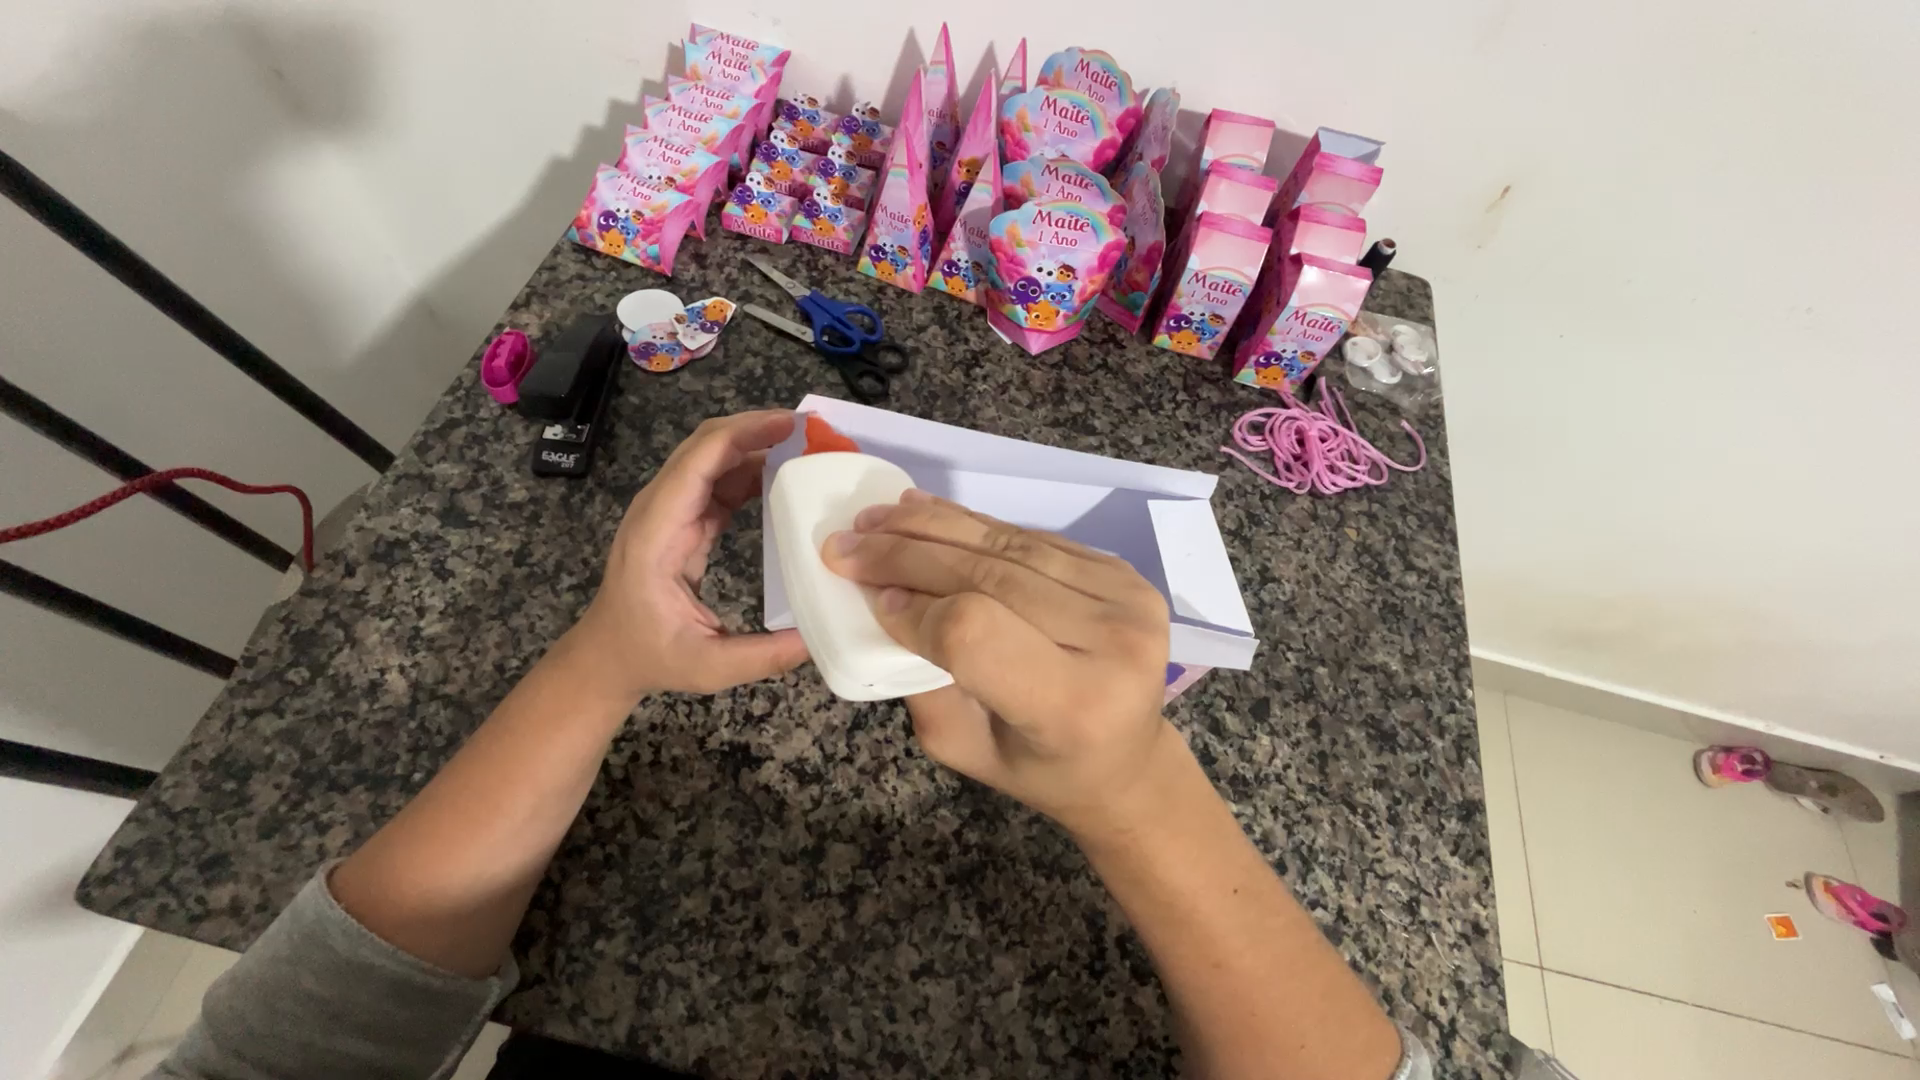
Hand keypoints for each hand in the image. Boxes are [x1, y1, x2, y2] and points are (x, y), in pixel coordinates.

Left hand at [572, 410, 808, 699]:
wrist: (609, 656)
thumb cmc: (650, 657)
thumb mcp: (707, 667)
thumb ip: (762, 655)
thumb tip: (817, 638)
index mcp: (658, 532)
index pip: (698, 461)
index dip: (744, 434)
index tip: (790, 426)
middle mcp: (660, 509)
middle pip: (705, 445)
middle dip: (755, 427)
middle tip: (809, 430)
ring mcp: (670, 510)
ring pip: (712, 456)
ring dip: (756, 443)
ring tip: (805, 445)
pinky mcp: (683, 518)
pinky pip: (717, 479)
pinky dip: (750, 467)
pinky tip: (784, 473)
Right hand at [822, 491, 1174, 834]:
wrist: (1127, 757)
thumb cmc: (1040, 769)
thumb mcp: (965, 750)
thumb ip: (923, 681)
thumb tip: (887, 599)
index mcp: (1074, 705)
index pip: (975, 632)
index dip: (914, 609)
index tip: (869, 598)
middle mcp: (1111, 642)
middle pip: (988, 576)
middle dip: (906, 555)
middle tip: (845, 545)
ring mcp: (1124, 598)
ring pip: (1006, 545)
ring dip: (933, 525)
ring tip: (876, 520)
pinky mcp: (1123, 571)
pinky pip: (1030, 538)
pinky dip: (972, 524)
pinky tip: (927, 513)